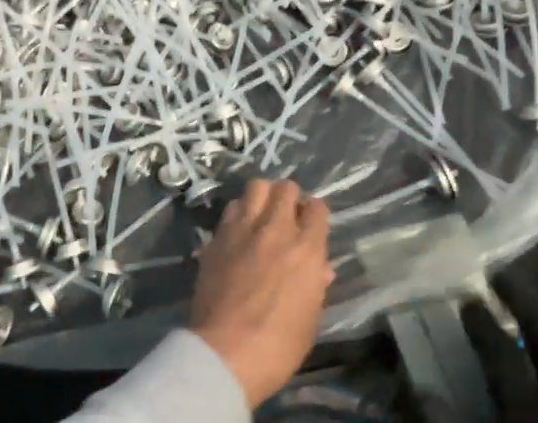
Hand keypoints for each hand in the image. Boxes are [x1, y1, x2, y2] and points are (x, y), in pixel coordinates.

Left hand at [190, 178, 333, 406]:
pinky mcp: (217, 236)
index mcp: (306, 249)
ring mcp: (242, 229)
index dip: (315, 212)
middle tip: (287, 214)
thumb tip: (320, 268)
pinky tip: (239, 231)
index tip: (311, 222)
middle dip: (289, 196)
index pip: (317, 208)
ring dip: (262, 196)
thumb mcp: (310, 318)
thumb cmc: (279, 344)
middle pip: (285, 188)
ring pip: (255, 187)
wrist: (227, 350)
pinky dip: (239, 213)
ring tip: (262, 214)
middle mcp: (275, 229)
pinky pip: (231, 209)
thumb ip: (315, 284)